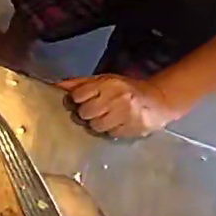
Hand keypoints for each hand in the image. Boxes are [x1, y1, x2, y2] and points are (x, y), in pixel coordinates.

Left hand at [61, 74, 184, 136]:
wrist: (158, 101)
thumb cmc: (125, 89)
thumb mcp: (103, 80)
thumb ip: (80, 83)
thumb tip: (56, 86)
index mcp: (108, 84)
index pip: (78, 95)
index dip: (76, 99)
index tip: (80, 100)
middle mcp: (116, 98)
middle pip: (84, 112)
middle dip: (86, 113)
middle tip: (94, 110)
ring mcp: (125, 115)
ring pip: (95, 126)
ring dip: (97, 124)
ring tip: (106, 117)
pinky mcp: (132, 129)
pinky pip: (109, 134)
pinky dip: (110, 131)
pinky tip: (117, 124)